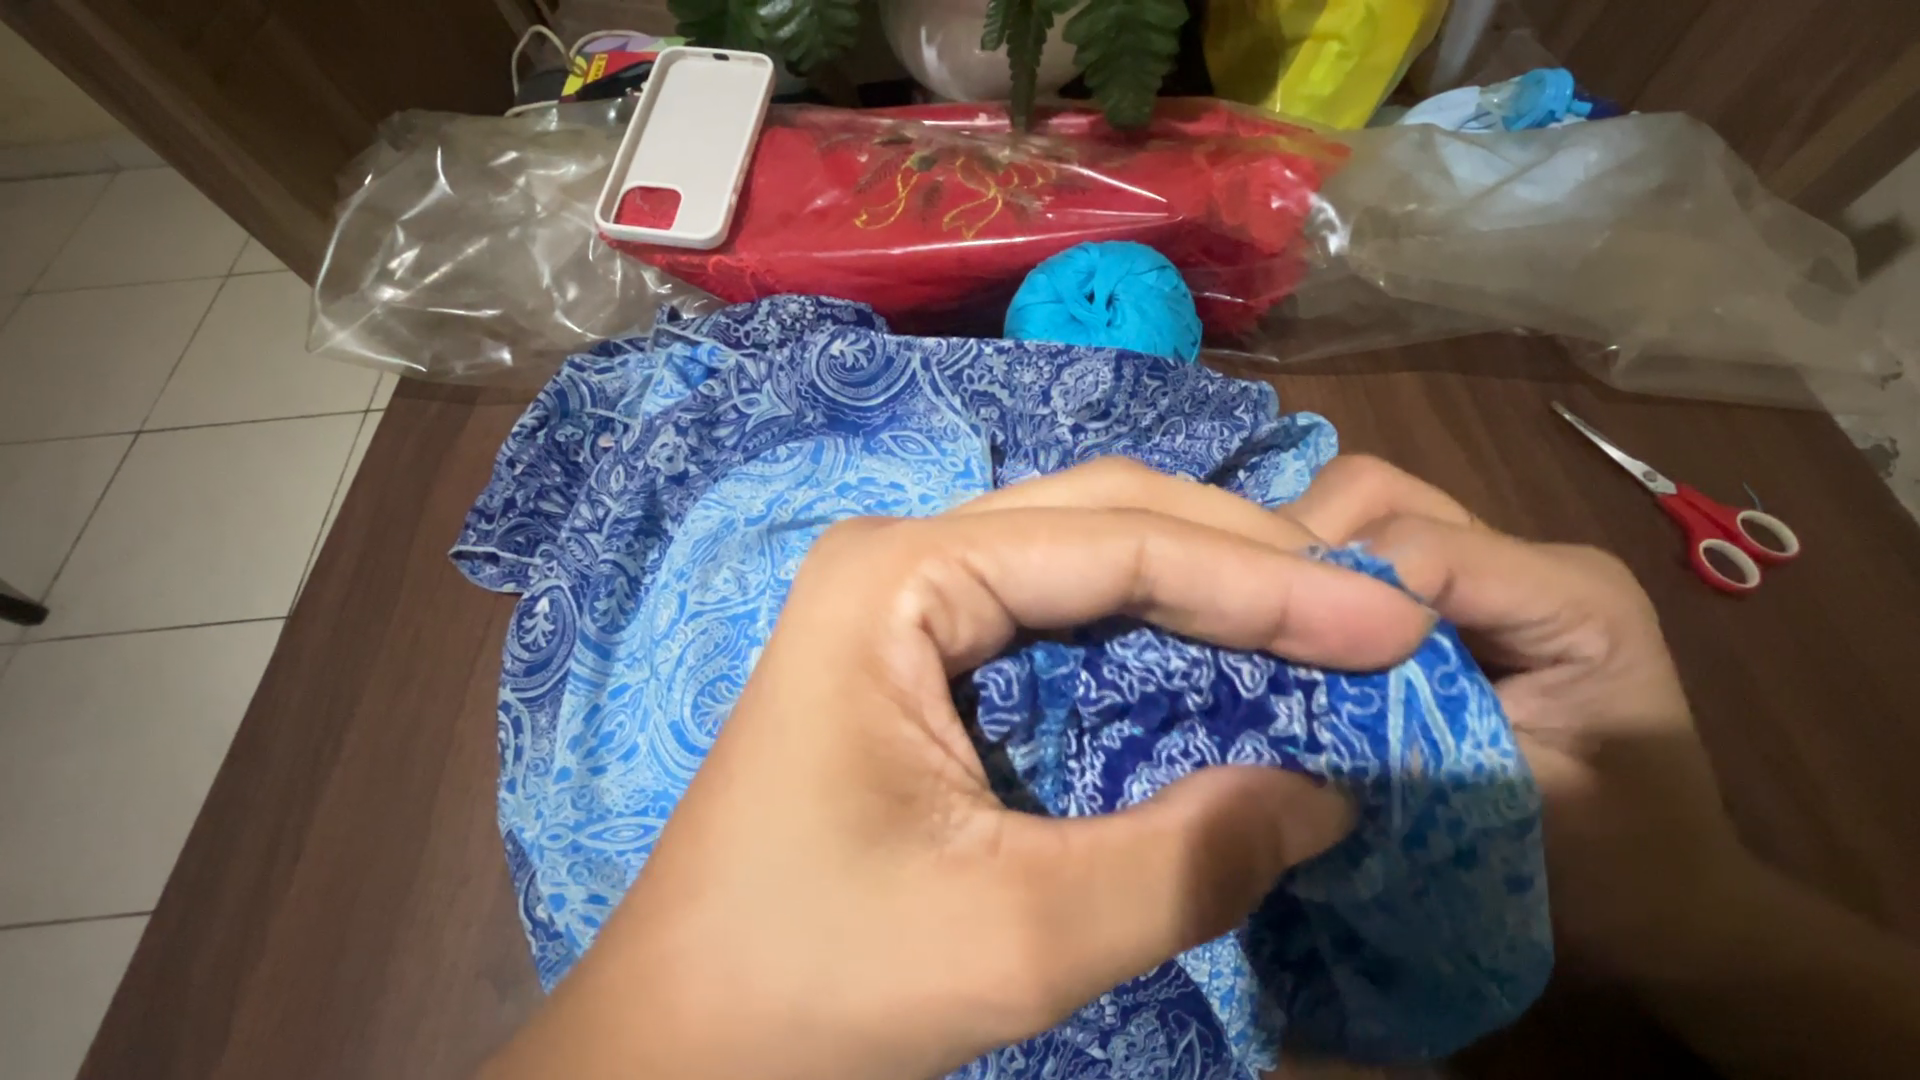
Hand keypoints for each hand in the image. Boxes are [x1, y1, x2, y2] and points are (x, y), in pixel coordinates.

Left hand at [482, 459, 1440, 1079]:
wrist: (680, 1034)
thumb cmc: (816, 983)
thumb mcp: (1016, 936)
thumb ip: (1189, 861)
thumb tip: (1327, 793)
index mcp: (899, 577)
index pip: (1115, 543)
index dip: (1265, 579)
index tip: (1393, 622)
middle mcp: (902, 554)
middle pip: (1102, 520)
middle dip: (1243, 560)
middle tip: (1370, 612)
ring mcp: (904, 595)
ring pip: (1084, 554)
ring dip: (1205, 584)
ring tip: (1320, 625)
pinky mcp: (916, 646)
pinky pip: (1054, 610)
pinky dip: (1151, 628)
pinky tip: (1219, 658)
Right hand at [1281, 456, 1750, 976]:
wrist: (1657, 888)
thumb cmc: (1607, 860)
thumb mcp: (1505, 797)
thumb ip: (1401, 722)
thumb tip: (1276, 678)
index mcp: (1566, 595)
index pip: (1414, 547)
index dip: (1331, 593)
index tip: (1276, 661)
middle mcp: (1520, 556)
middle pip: (1375, 496)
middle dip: (1304, 551)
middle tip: (1266, 634)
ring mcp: (1479, 565)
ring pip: (1353, 508)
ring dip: (1301, 561)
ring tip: (1277, 635)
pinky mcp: (1443, 588)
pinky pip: (1353, 547)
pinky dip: (1308, 579)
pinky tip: (1293, 635)